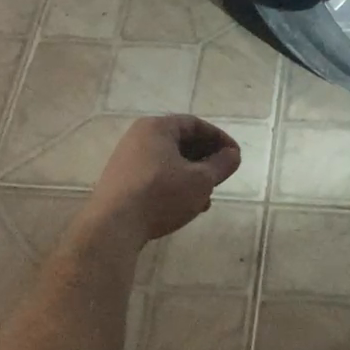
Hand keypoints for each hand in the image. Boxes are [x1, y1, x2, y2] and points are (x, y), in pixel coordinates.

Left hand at [85, 116, 241, 242]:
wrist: (114, 225)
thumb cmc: (161, 194)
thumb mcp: (201, 180)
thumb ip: (221, 165)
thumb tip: (233, 155)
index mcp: (157, 127)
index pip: (195, 124)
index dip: (220, 139)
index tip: (236, 156)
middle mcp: (139, 137)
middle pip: (181, 142)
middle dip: (206, 159)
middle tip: (223, 176)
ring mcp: (127, 159)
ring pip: (169, 162)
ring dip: (192, 176)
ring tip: (207, 197)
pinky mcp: (121, 181)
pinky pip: (156, 176)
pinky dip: (175, 185)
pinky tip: (186, 206)